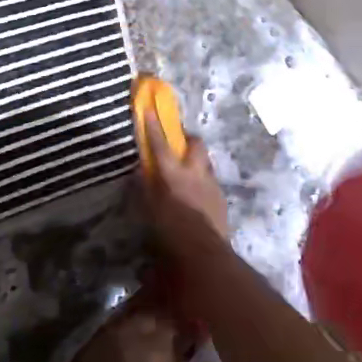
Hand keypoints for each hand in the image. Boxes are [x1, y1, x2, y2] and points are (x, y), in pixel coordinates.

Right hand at [140, 110, 229, 258]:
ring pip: (205, 161)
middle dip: (187, 138)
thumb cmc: (170, 232)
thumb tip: (140, 172)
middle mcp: (196, 173)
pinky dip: (202, 181)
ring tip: (187, 170)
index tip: (149, 107)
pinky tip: (196, 194)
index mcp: (174, 173)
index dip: (154, 125)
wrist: (205, 254)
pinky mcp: (221, 199)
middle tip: (178, 141)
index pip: (161, 143)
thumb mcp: (150, 208)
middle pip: (195, 143)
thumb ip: (145, 187)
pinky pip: (211, 181)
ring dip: (196, 160)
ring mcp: (212, 185)